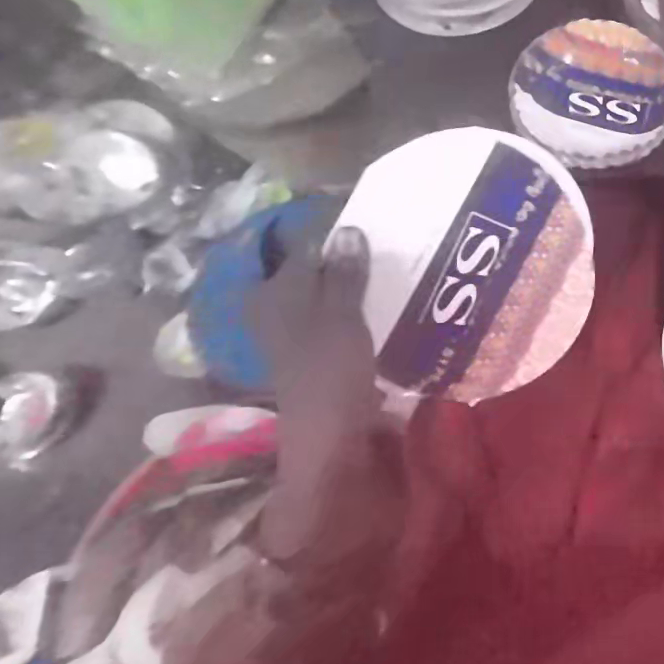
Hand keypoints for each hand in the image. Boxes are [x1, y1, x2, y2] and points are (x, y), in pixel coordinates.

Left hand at [249, 225, 379, 426]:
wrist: (328, 435)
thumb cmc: (330, 368)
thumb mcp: (341, 314)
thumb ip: (344, 273)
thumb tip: (348, 229)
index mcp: (275, 291)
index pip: (304, 247)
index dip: (335, 238)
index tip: (371, 229)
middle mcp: (277, 306)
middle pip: (314, 271)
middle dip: (345, 260)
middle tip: (385, 251)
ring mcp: (293, 331)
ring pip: (325, 294)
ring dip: (352, 286)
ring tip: (388, 275)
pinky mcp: (313, 352)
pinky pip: (333, 317)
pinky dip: (352, 309)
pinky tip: (378, 308)